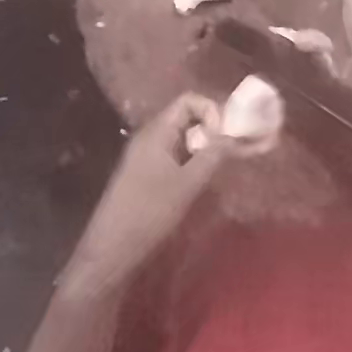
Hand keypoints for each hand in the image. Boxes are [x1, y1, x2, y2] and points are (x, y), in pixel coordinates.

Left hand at [63, 94, 227, 291]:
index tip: (229, 134)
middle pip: (188, 117)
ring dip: (208, 144)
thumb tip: (237, 135)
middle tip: (240, 145)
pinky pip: (177, 155)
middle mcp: (151, 137)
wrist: (112, 249)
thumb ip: (214, 155)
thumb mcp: (188, 183)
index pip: (189, 101)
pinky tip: (210, 175)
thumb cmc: (149, 213)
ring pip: (184, 138)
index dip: (213, 111)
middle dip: (216, 127)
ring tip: (231, 159)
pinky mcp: (148, 174)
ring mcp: (147, 156)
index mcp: (156, 132)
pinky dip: (196, 159)